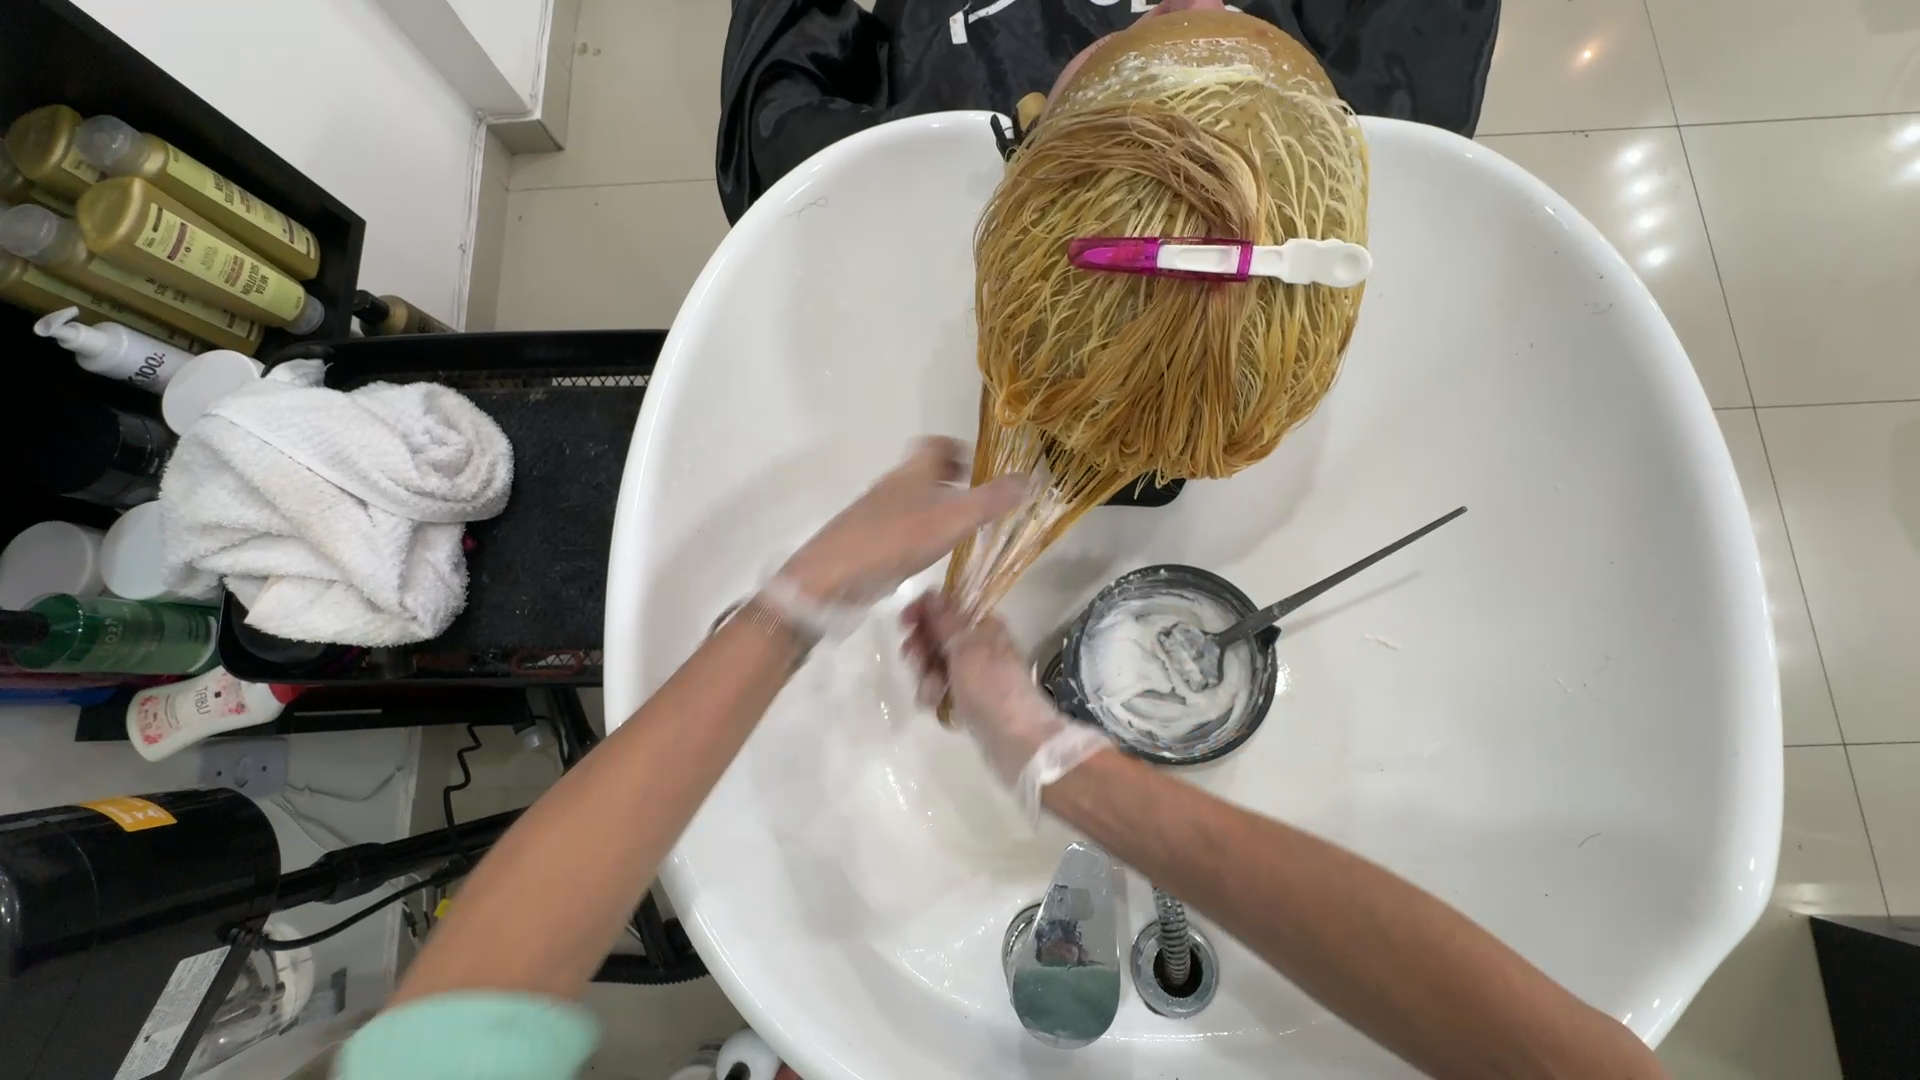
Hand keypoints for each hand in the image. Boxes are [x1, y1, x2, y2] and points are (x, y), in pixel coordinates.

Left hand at [779, 437, 1025, 603]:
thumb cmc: (895, 540)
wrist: (832, 577)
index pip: (932, 444)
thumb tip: (1030, 477)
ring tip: (958, 529)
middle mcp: (891, 487)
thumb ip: (991, 501)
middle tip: (973, 497)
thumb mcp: (952, 520)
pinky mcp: (866, 542)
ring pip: (909, 500)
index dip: (955, 448)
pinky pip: (898, 527)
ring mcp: (874, 515)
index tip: (976, 465)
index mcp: (911, 472)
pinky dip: (917, 532)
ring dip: (933, 506)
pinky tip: (926, 556)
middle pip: (921, 472)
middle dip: (949, 479)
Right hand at [901, 592, 1110, 811]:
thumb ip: (945, 620)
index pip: (946, 607)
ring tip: (934, 692)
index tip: (904, 624)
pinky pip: (939, 690)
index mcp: (983, 626)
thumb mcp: (967, 647)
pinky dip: (935, 696)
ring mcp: (972, 674)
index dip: (923, 612)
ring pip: (933, 665)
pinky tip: (938, 705)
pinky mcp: (966, 699)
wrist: (1017, 739)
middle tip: (915, 661)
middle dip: (921, 649)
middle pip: (936, 636)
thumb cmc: (992, 688)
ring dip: (926, 677)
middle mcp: (977, 645)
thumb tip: (931, 592)